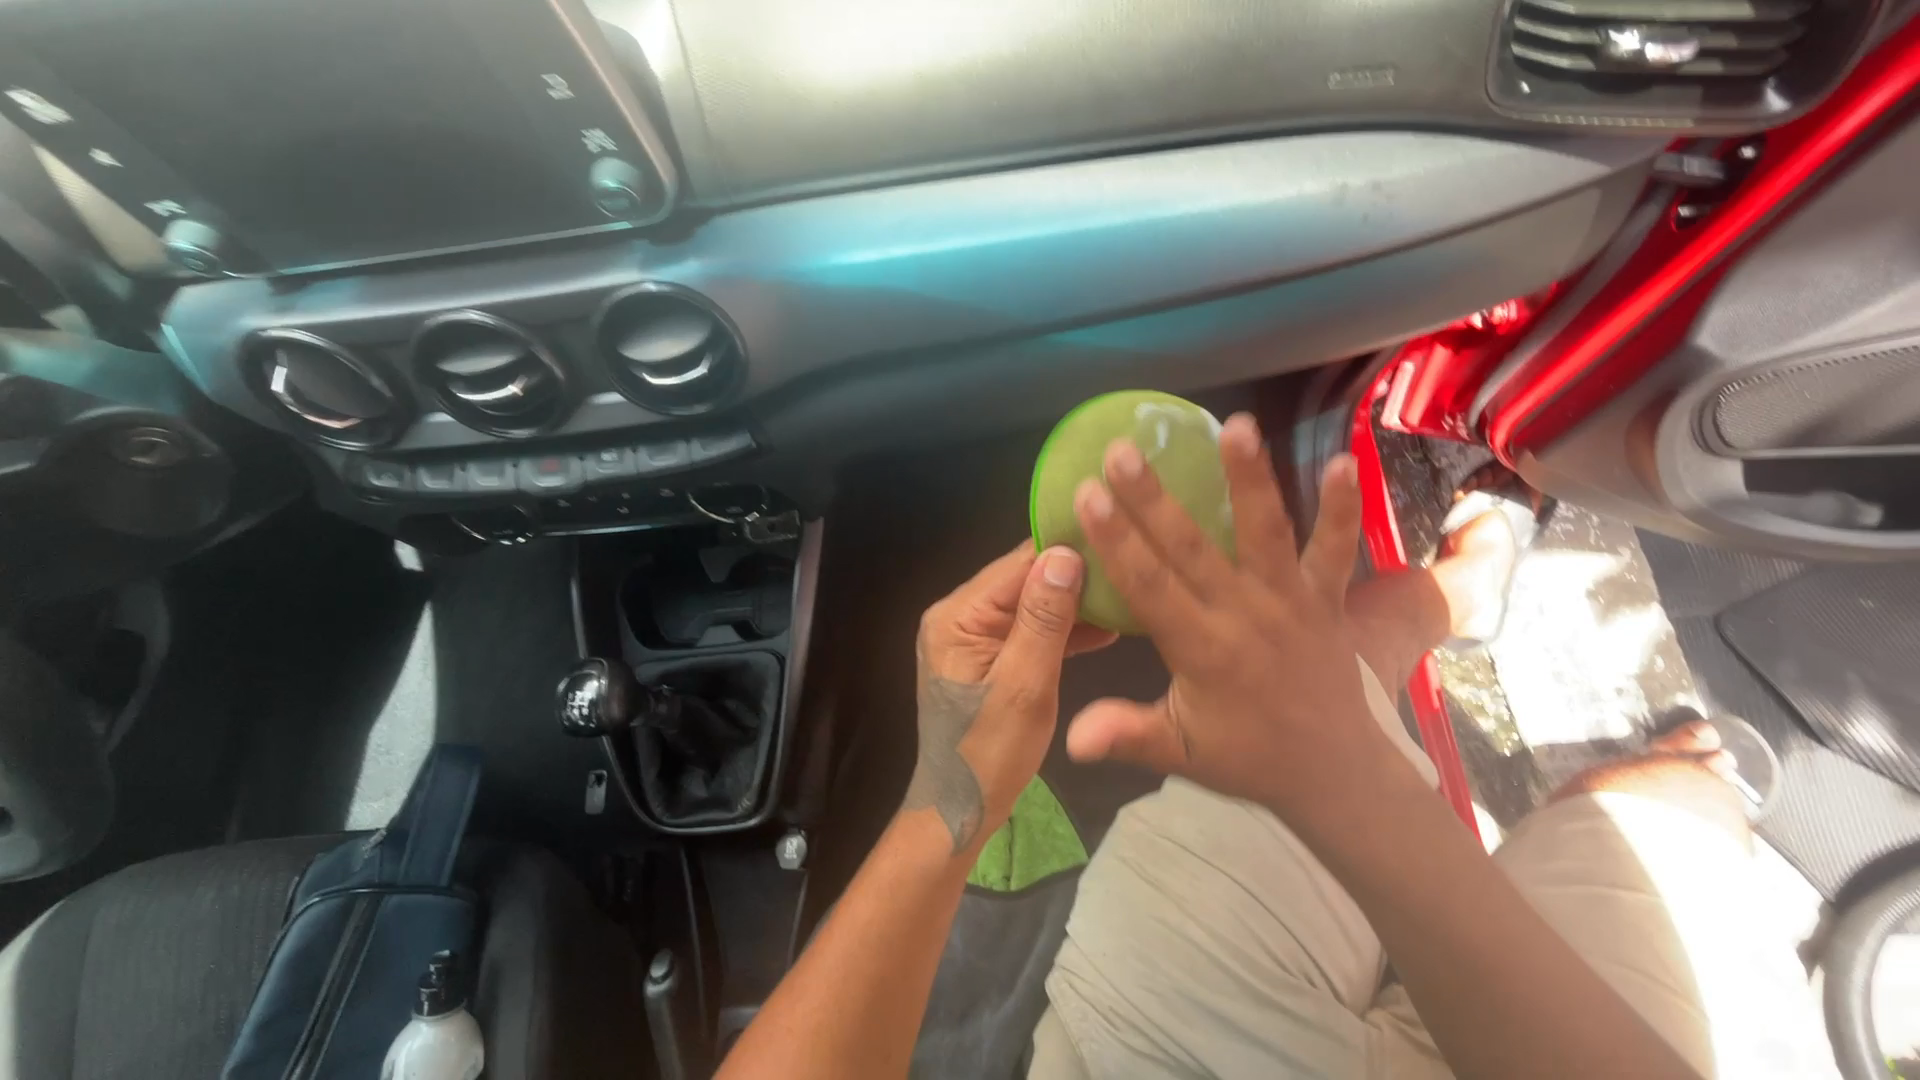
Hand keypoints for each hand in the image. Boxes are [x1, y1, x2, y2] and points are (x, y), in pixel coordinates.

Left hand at [905, 545, 1116, 854]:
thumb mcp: (1024, 685)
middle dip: (1074, 577)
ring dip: (1073, 604)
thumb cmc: (989, 754)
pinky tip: (1106, 629)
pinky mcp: (987, 657)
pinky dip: (1062, 631)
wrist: (960, 809)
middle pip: (1022, 580)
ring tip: (1126, 597)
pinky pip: (1028, 630)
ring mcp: (972, 637)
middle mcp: (959, 616)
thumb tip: (1065, 554)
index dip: (1066, 553)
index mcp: (958, 616)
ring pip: (1030, 604)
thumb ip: (1044, 619)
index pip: (1016, 566)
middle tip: (1131, 570)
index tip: (1118, 542)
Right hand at [1064, 413, 1394, 815]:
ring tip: (1238, 425)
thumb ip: (1126, 735)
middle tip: (1125, 449)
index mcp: (1203, 650)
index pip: (1149, 585)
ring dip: (1251, 479)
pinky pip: (1337, 549)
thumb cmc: (1246, 755)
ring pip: (1267, 533)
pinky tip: (1344, 460)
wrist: (1334, 772)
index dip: (1116, 539)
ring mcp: (1292, 601)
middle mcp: (1245, 615)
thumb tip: (1069, 739)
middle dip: (1153, 498)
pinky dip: (1342, 507)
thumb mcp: (1179, 751)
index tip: (1087, 493)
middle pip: (1193, 547)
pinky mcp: (1328, 597)